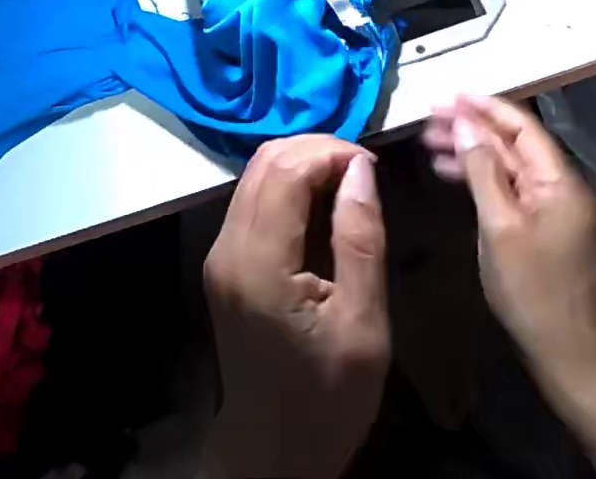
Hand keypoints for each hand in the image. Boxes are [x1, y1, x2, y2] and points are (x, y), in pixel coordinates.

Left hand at [202, 136, 388, 478]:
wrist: (272, 455)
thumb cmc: (326, 398)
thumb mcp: (363, 323)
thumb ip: (361, 238)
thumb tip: (361, 167)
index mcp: (259, 265)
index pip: (287, 169)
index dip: (333, 151)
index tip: (373, 168)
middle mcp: (228, 248)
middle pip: (266, 159)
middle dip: (320, 148)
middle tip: (364, 171)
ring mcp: (221, 252)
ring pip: (258, 170)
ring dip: (306, 160)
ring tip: (350, 181)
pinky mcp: (227, 258)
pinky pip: (257, 193)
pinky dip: (294, 180)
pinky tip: (325, 198)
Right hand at [423, 95, 595, 394]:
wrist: (571, 359)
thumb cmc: (533, 292)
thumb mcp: (500, 226)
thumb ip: (484, 171)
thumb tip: (468, 124)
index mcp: (559, 178)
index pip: (521, 126)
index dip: (485, 106)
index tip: (450, 95)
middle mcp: (561, 185)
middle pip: (514, 144)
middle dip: (474, 128)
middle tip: (431, 119)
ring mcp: (555, 208)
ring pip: (510, 167)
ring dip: (474, 153)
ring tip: (431, 144)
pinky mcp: (546, 228)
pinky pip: (512, 191)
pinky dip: (484, 181)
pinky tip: (454, 177)